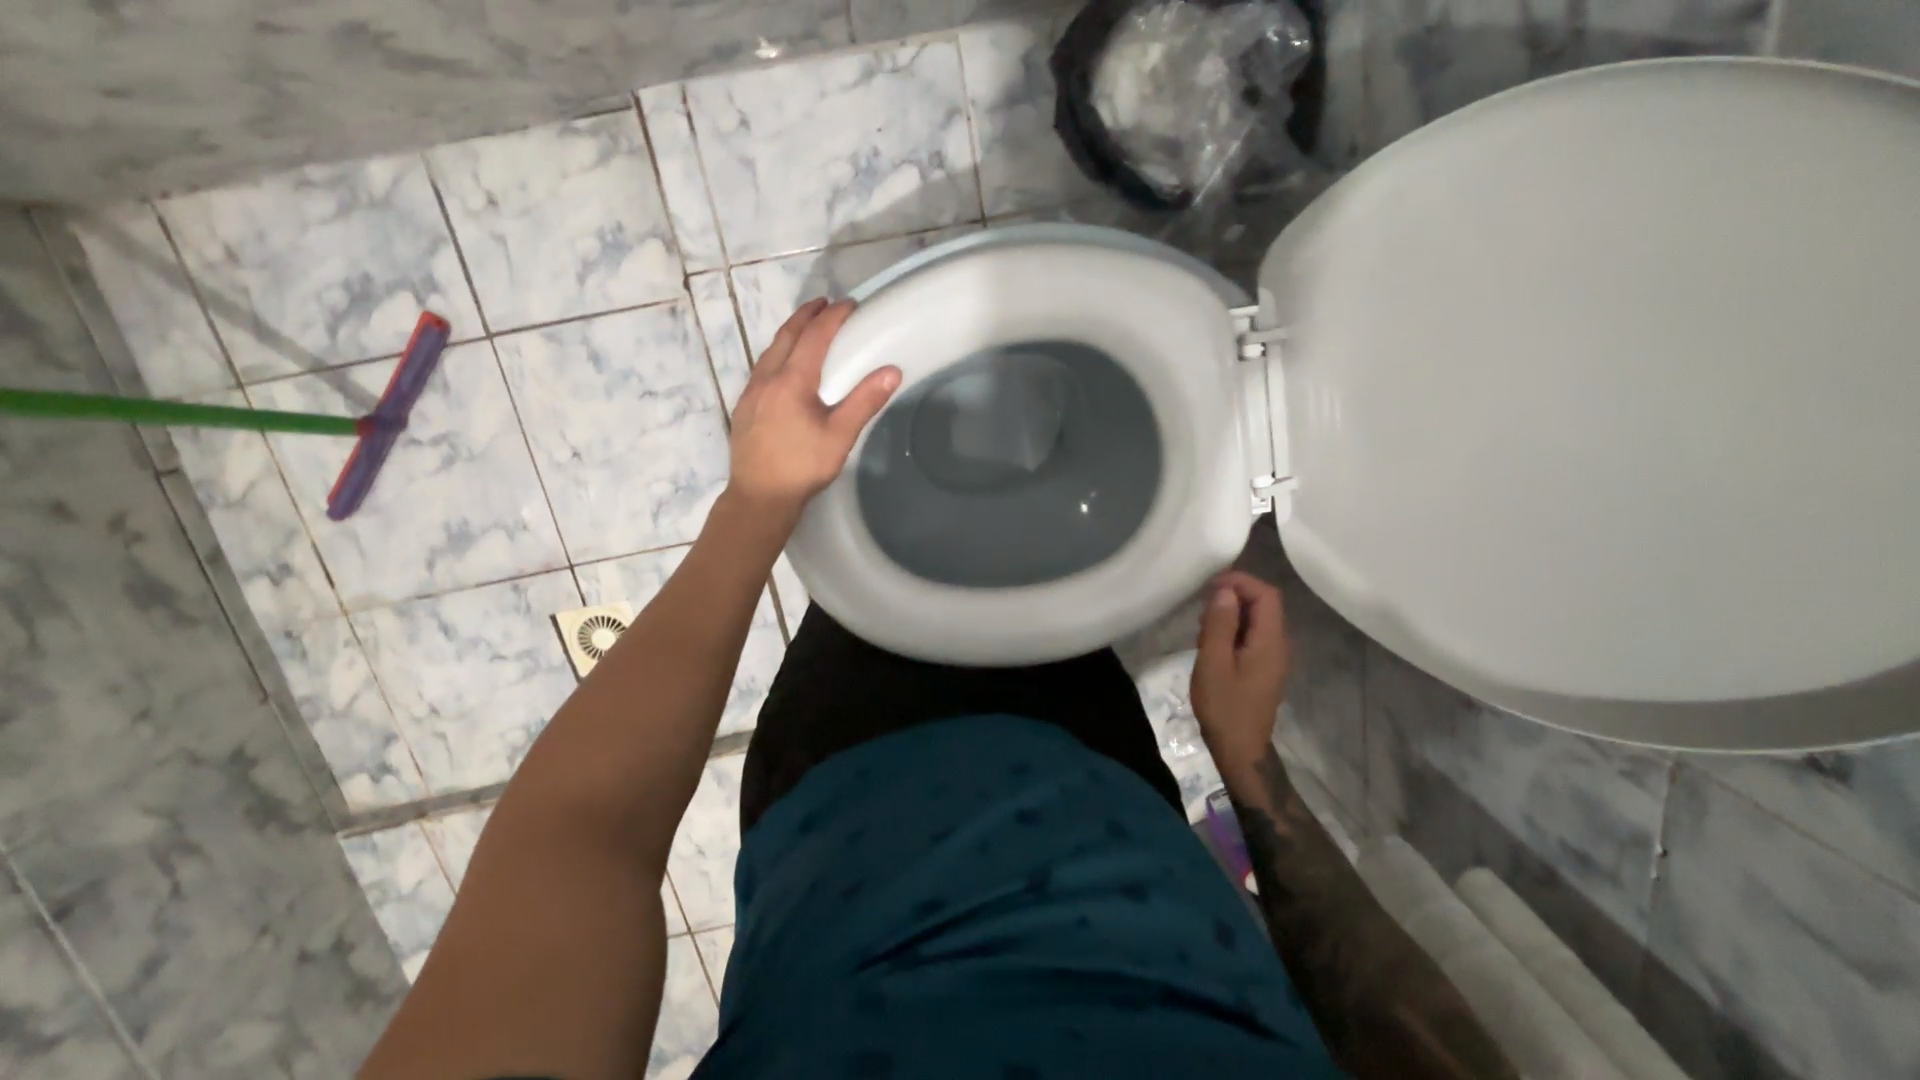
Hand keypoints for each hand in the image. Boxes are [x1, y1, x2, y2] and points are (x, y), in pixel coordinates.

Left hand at [727, 298, 900, 515]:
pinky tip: (784, 365)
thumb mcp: (839, 436)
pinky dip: (778, 353)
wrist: (758, 498)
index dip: (833, 318)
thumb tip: (892, 370)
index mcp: (791, 381)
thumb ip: (865, 401)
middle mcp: (767, 379)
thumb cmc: (802, 468)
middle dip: (806, 316)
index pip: (814, 337)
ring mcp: (751, 393)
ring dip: (790, 333)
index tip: (850, 305)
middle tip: (825, 304)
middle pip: (786, 336)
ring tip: (806, 327)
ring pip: (770, 351)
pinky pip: (762, 367)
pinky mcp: (744, 408)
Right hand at [1190, 571, 1292, 777]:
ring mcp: (1274, 658)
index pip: (1267, 595)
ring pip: (1258, 621)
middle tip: (1202, 611)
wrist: (1240, 750)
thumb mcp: (1213, 663)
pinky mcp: (1265, 669)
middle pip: (1265, 605)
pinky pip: (1254, 637)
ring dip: (1232, 616)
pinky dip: (1234, 632)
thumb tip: (1224, 591)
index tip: (1210, 586)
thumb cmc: (1224, 707)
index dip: (1241, 582)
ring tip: (1203, 630)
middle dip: (1234, 597)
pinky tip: (1212, 646)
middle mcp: (1279, 645)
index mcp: (1271, 641)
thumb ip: (1219, 624)